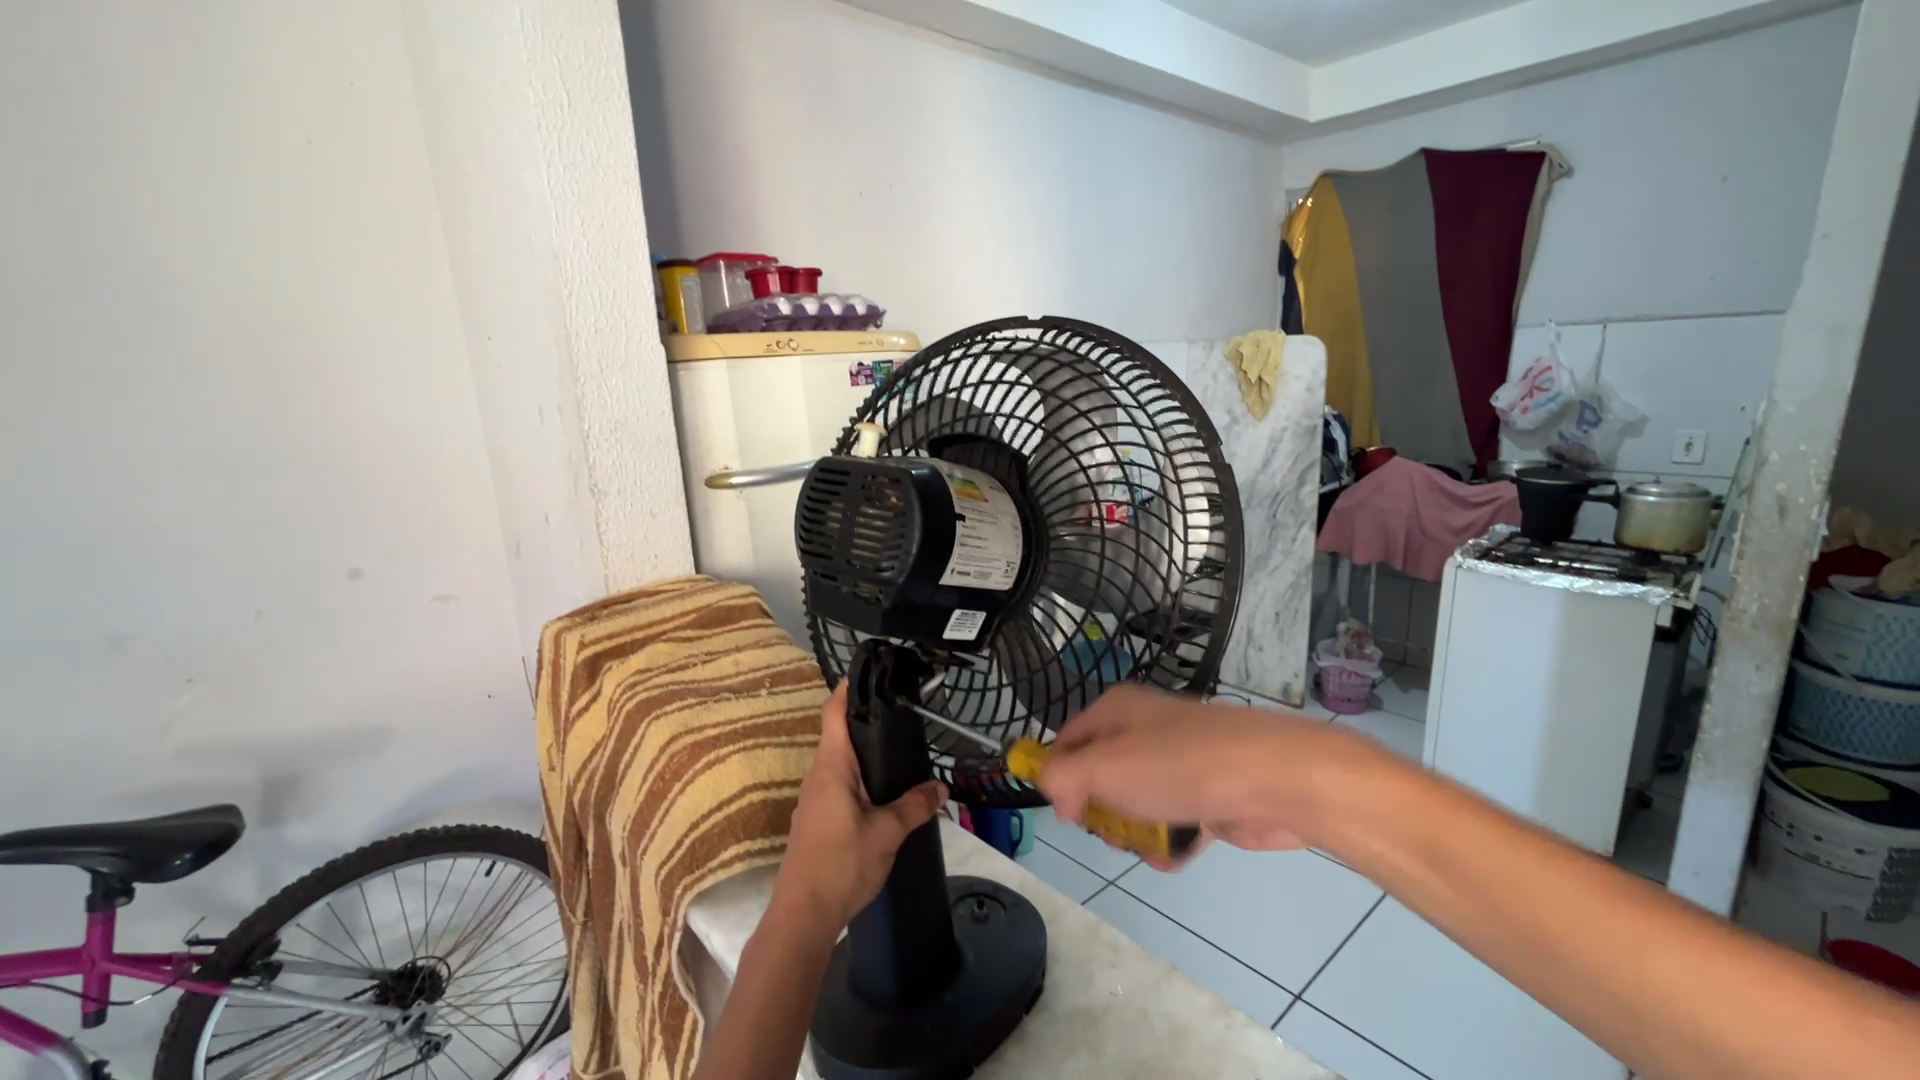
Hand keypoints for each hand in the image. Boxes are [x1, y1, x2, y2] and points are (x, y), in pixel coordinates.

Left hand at [770, 682, 948, 932]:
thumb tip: (941, 788)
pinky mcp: (818, 820)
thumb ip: (914, 806)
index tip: (872, 671)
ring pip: (842, 764)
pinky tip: (886, 791)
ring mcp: (815, 799)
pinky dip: (863, 779)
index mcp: (831, 768)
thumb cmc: (841, 865)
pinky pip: (841, 785)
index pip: (834, 713)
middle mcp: (818, 776)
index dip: (849, 688)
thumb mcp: (887, 833)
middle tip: (904, 708)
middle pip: (840, 735)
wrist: (803, 915)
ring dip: (867, 754)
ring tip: (903, 747)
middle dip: (868, 720)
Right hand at [1037, 685, 1378, 863]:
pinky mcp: (1211, 794)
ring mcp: (1182, 761)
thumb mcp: (1103, 769)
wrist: (1276, 779)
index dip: (1060, 777)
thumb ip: (1061, 778)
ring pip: (1137, 803)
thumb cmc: (1179, 766)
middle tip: (1109, 832)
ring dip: (1134, 833)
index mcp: (1119, 710)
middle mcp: (1147, 729)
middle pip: (1101, 775)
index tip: (1067, 813)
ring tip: (1146, 848)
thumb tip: (1057, 795)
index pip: (1068, 740)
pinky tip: (1173, 856)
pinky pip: (1175, 821)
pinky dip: (1170, 842)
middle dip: (1100, 812)